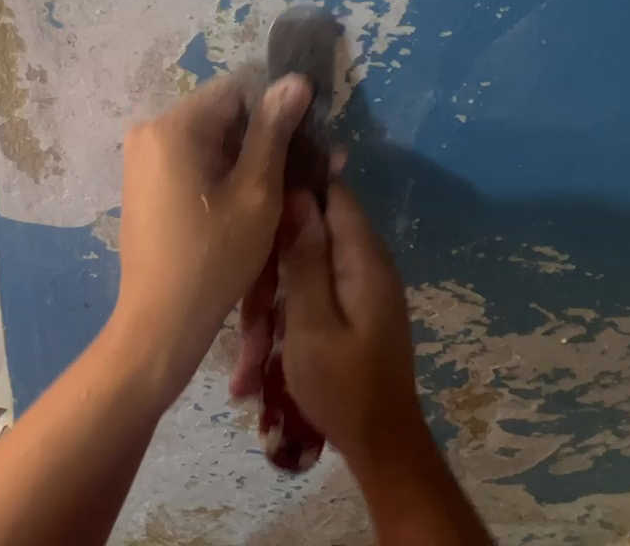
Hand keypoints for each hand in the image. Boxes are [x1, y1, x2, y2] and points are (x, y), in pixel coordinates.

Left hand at [111, 73, 313, 388]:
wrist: (160, 320)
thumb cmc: (214, 258)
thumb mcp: (257, 193)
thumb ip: (275, 132)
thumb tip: (295, 80)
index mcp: (173, 125)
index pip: (238, 90)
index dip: (276, 112)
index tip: (306, 145)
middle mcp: (150, 128)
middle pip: (223, 113)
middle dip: (264, 138)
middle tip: (306, 173)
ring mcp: (142, 155)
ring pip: (210, 138)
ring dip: (247, 158)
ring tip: (282, 192)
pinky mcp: (144, 179)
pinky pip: (192, 158)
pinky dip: (222, 172)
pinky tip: (248, 201)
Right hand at [274, 181, 428, 471]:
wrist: (381, 448)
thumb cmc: (343, 386)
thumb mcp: (312, 321)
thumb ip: (304, 257)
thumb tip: (295, 192)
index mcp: (363, 258)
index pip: (333, 192)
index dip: (295, 182)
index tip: (252, 192)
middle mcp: (365, 264)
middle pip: (310, 233)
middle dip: (272, 264)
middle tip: (249, 311)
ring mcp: (358, 287)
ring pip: (303, 268)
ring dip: (272, 302)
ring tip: (253, 353)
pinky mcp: (349, 309)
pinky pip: (309, 292)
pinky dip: (284, 317)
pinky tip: (261, 359)